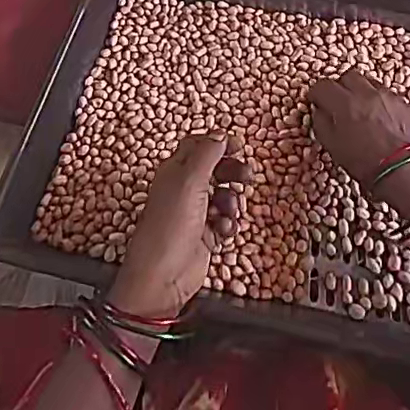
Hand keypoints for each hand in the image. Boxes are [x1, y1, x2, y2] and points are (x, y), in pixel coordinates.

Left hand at [109, 134, 246, 317]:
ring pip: (222, 196)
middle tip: (246, 176)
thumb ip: (207, 154)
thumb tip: (219, 134)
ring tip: (230, 211)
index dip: (218, 143)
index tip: (239, 146)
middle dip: (232, 171)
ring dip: (231, 201)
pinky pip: (224, 222)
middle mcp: (183, 189)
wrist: (163, 275)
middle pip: (213, 169)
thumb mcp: (190, 180)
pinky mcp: (203, 235)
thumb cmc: (170, 226)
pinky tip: (223, 231)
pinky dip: (228, 224)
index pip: (198, 146)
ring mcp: (193, 213)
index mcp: (175, 170)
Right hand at [306, 69, 409, 188]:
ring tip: (359, 108)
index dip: (316, 93)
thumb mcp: (332, 145)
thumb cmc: (365, 162)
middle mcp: (365, 94)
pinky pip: (386, 94)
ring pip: (368, 82)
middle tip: (338, 101)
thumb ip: (321, 122)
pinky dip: (378, 100)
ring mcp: (386, 97)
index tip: (315, 100)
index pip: (323, 86)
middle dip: (340, 87)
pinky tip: (377, 116)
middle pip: (347, 76)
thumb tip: (320, 111)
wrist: (404, 171)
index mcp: (343, 103)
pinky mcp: (403, 104)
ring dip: (360, 91)